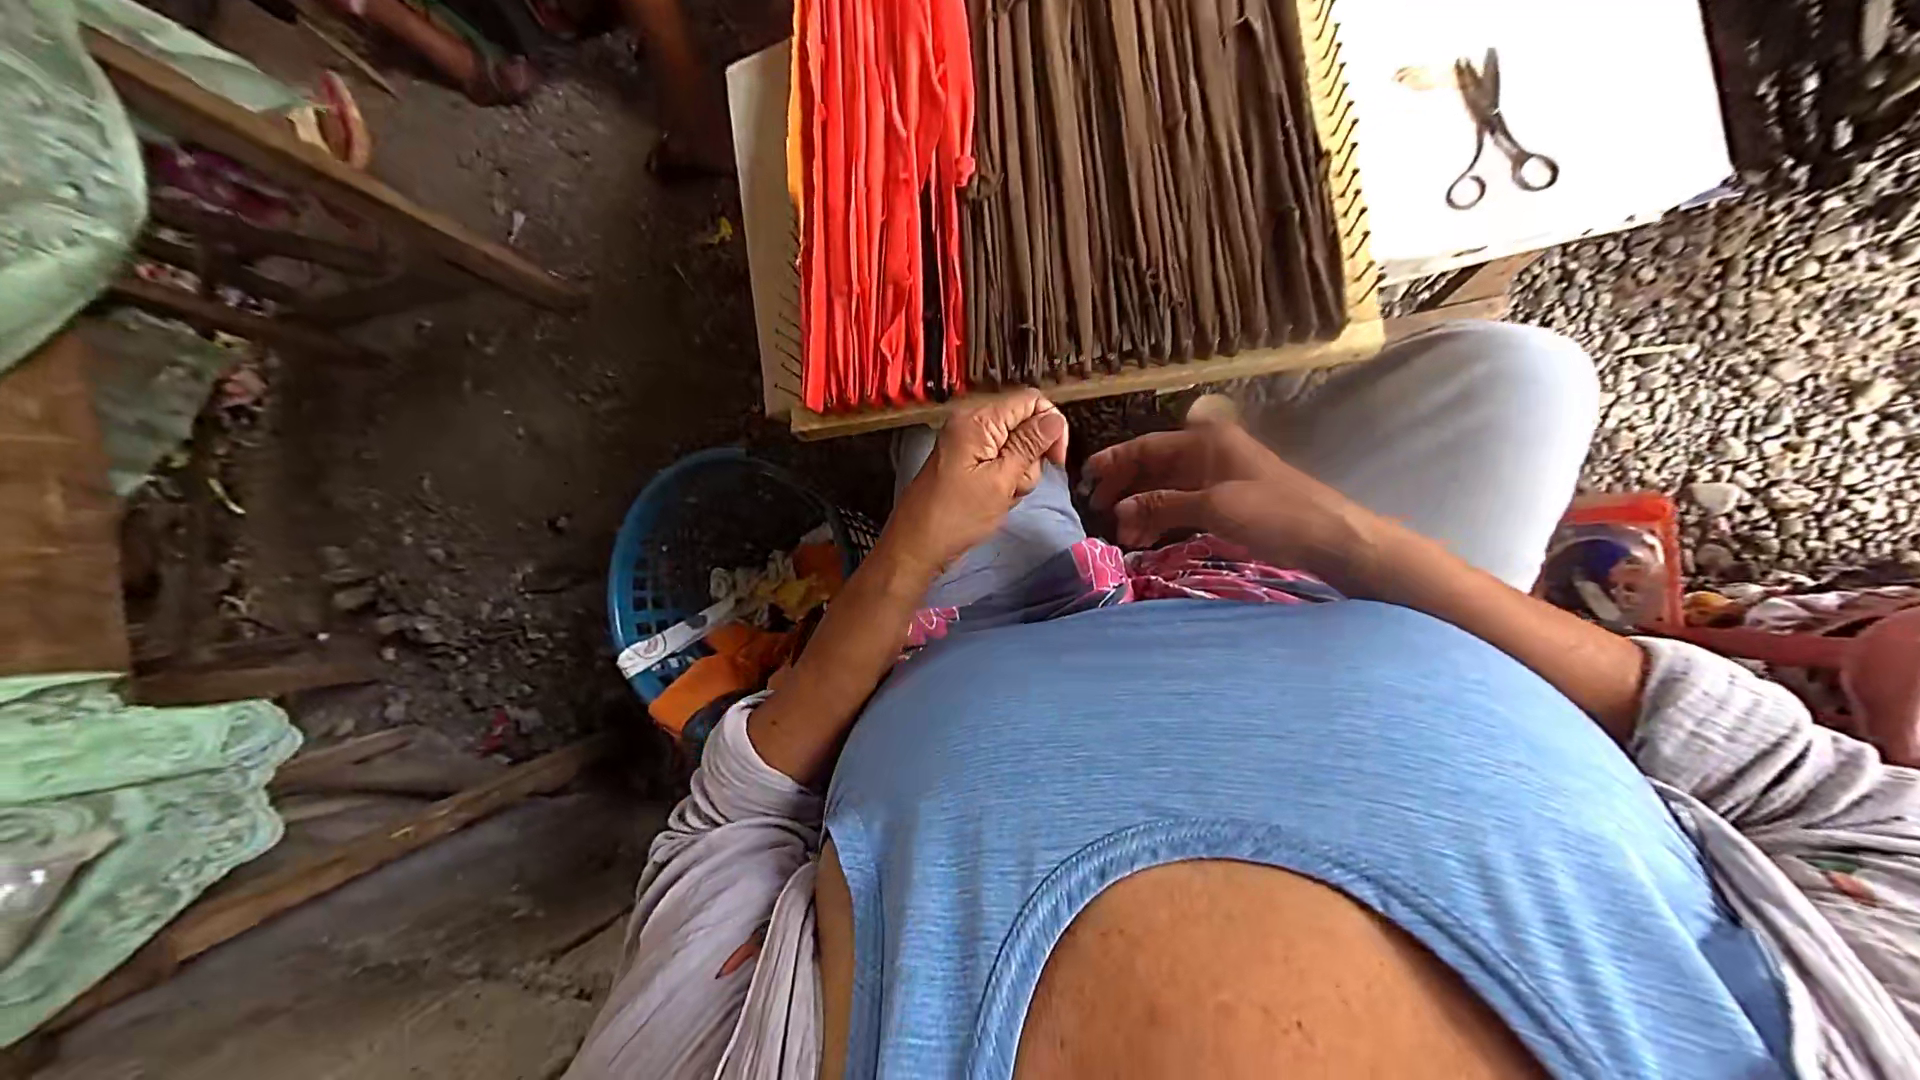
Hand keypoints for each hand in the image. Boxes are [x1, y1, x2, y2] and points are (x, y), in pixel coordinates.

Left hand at [881, 389, 1069, 576]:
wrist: (917, 545)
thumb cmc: (957, 516)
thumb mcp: (1001, 480)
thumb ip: (1031, 444)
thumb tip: (1057, 418)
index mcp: (978, 419)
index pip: (1031, 400)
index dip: (1051, 426)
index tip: (1056, 461)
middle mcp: (972, 422)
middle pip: (1026, 425)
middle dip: (1031, 458)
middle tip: (1013, 485)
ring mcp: (969, 442)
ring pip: (1017, 448)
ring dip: (1019, 475)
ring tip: (1000, 496)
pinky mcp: (968, 460)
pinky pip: (1001, 462)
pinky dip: (1005, 481)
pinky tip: (994, 499)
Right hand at [1085, 421, 1398, 592]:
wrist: (1330, 538)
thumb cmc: (1275, 512)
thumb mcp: (1215, 506)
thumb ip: (1163, 504)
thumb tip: (1119, 509)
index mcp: (1206, 441)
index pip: (1147, 446)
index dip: (1115, 462)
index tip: (1088, 481)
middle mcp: (1207, 454)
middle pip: (1152, 466)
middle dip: (1125, 489)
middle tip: (1099, 512)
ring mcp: (1215, 480)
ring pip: (1164, 489)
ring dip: (1141, 510)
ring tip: (1122, 535)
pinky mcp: (1224, 504)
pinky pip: (1180, 507)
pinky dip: (1160, 521)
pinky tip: (1144, 539)